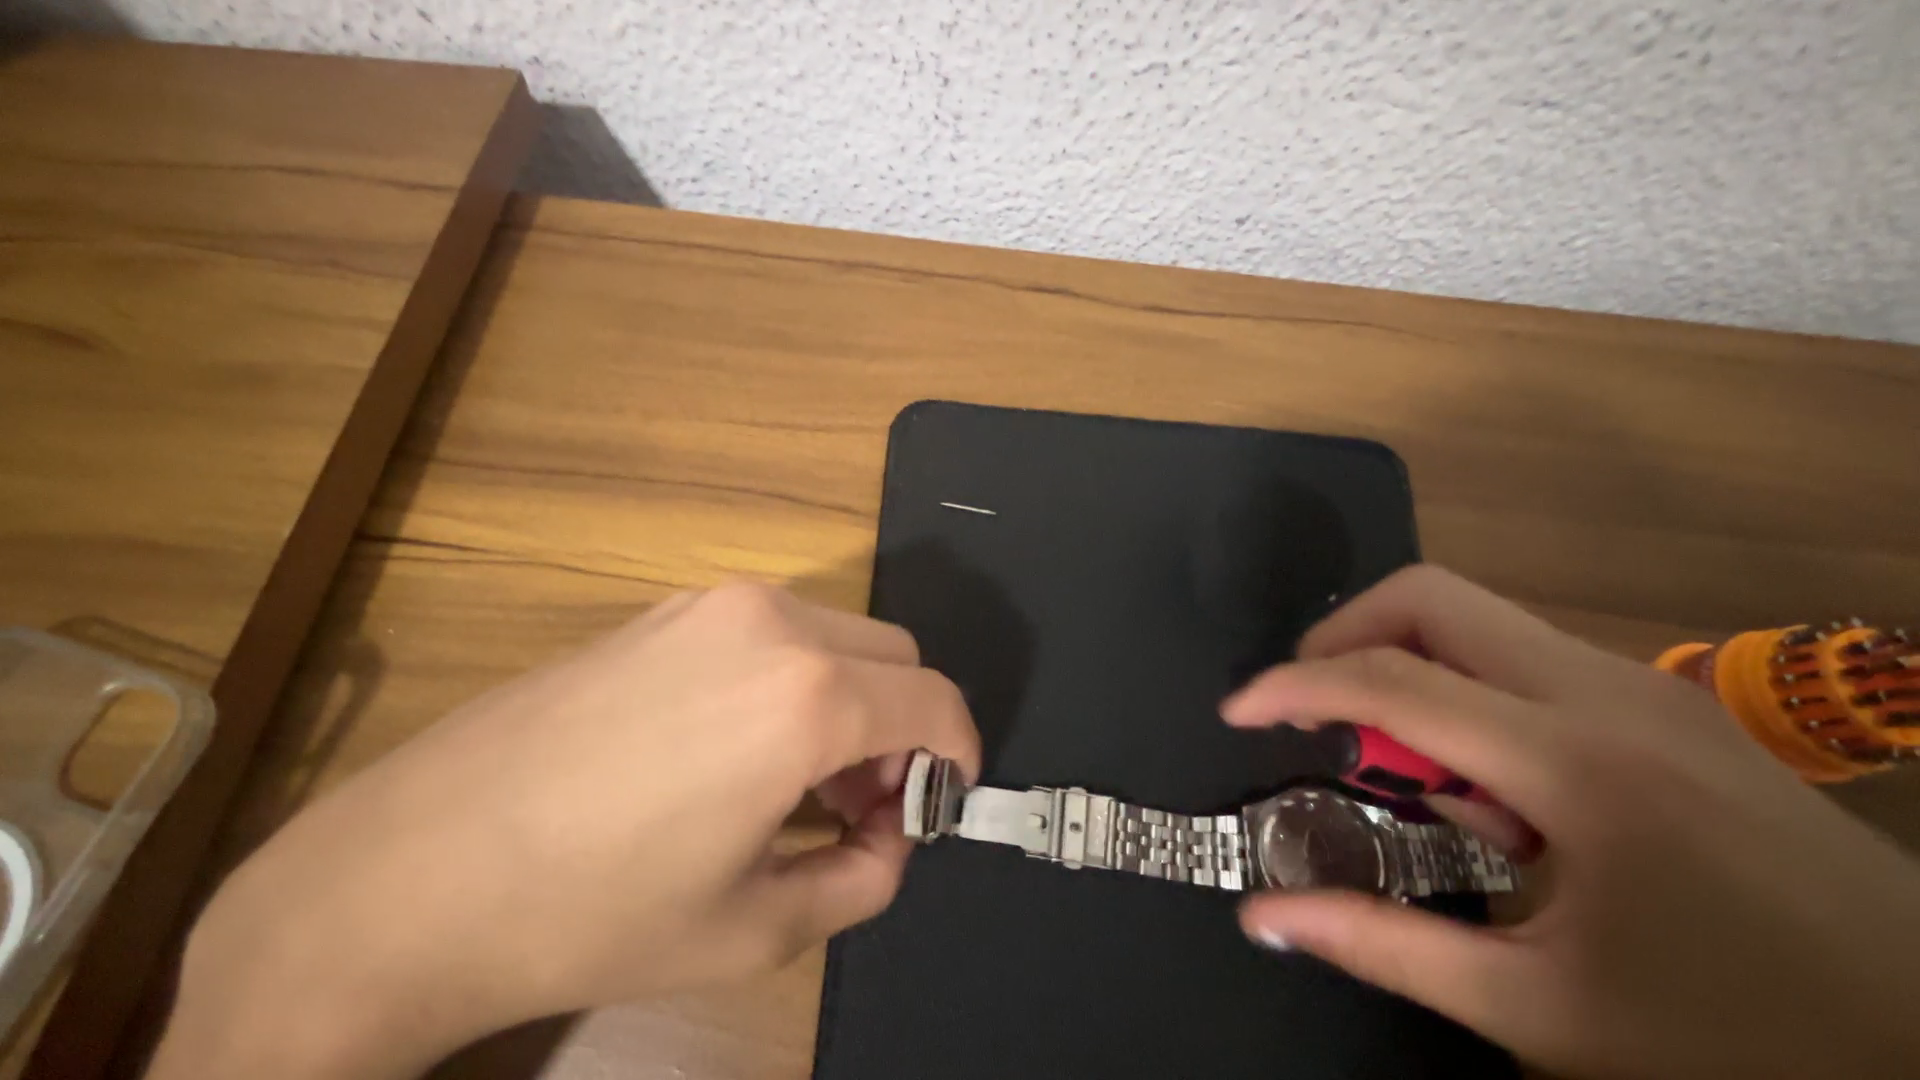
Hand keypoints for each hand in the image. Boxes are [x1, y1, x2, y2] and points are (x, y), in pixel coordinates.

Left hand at [148, 583, 977, 1079]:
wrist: (408, 874)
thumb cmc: (593, 915)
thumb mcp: (757, 929)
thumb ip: (863, 878)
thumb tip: (889, 834)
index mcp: (806, 699)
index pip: (936, 701)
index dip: (959, 755)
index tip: (942, 802)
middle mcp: (769, 625)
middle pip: (894, 656)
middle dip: (904, 729)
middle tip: (863, 808)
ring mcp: (707, 607)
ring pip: (834, 637)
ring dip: (850, 702)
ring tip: (797, 786)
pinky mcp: (660, 612)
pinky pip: (770, 633)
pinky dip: (793, 680)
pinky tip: (734, 751)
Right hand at [1225, 566, 1919, 1079]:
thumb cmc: (1740, 1034)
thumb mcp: (1542, 1007)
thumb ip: (1385, 947)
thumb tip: (1264, 917)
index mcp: (1575, 762)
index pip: (1392, 682)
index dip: (1293, 686)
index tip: (1237, 712)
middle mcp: (1608, 692)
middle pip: (1435, 599)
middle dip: (1345, 637)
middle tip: (1309, 711)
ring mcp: (1647, 688)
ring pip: (1481, 625)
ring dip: (1411, 673)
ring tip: (1420, 785)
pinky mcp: (1668, 704)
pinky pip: (1528, 662)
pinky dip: (1469, 697)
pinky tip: (1498, 797)